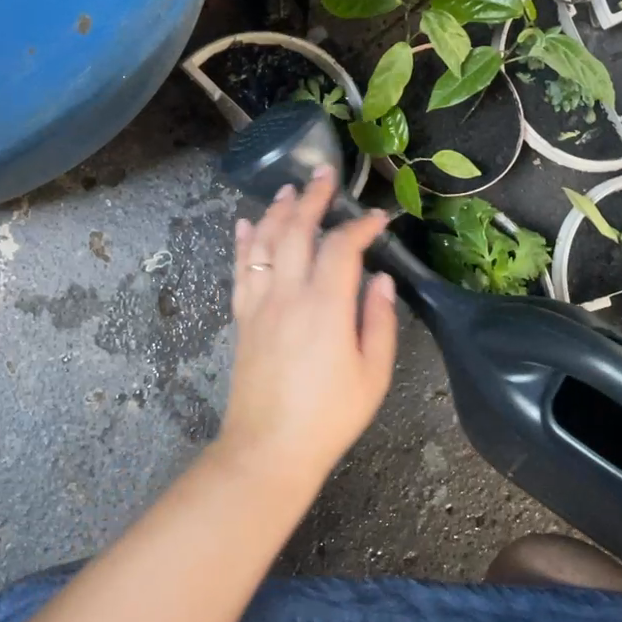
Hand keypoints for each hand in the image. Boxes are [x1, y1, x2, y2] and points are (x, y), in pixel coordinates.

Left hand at [217, 166, 397, 487]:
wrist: (268, 448)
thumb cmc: (329, 416)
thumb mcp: (372, 376)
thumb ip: (379, 322)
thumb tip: (380, 279)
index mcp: (325, 307)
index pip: (342, 248)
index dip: (360, 226)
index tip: (378, 218)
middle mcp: (288, 294)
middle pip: (297, 231)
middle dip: (312, 198)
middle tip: (323, 173)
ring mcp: (260, 303)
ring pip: (265, 243)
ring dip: (277, 211)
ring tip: (288, 188)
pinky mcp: (242, 317)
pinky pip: (241, 269)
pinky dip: (244, 243)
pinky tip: (247, 225)